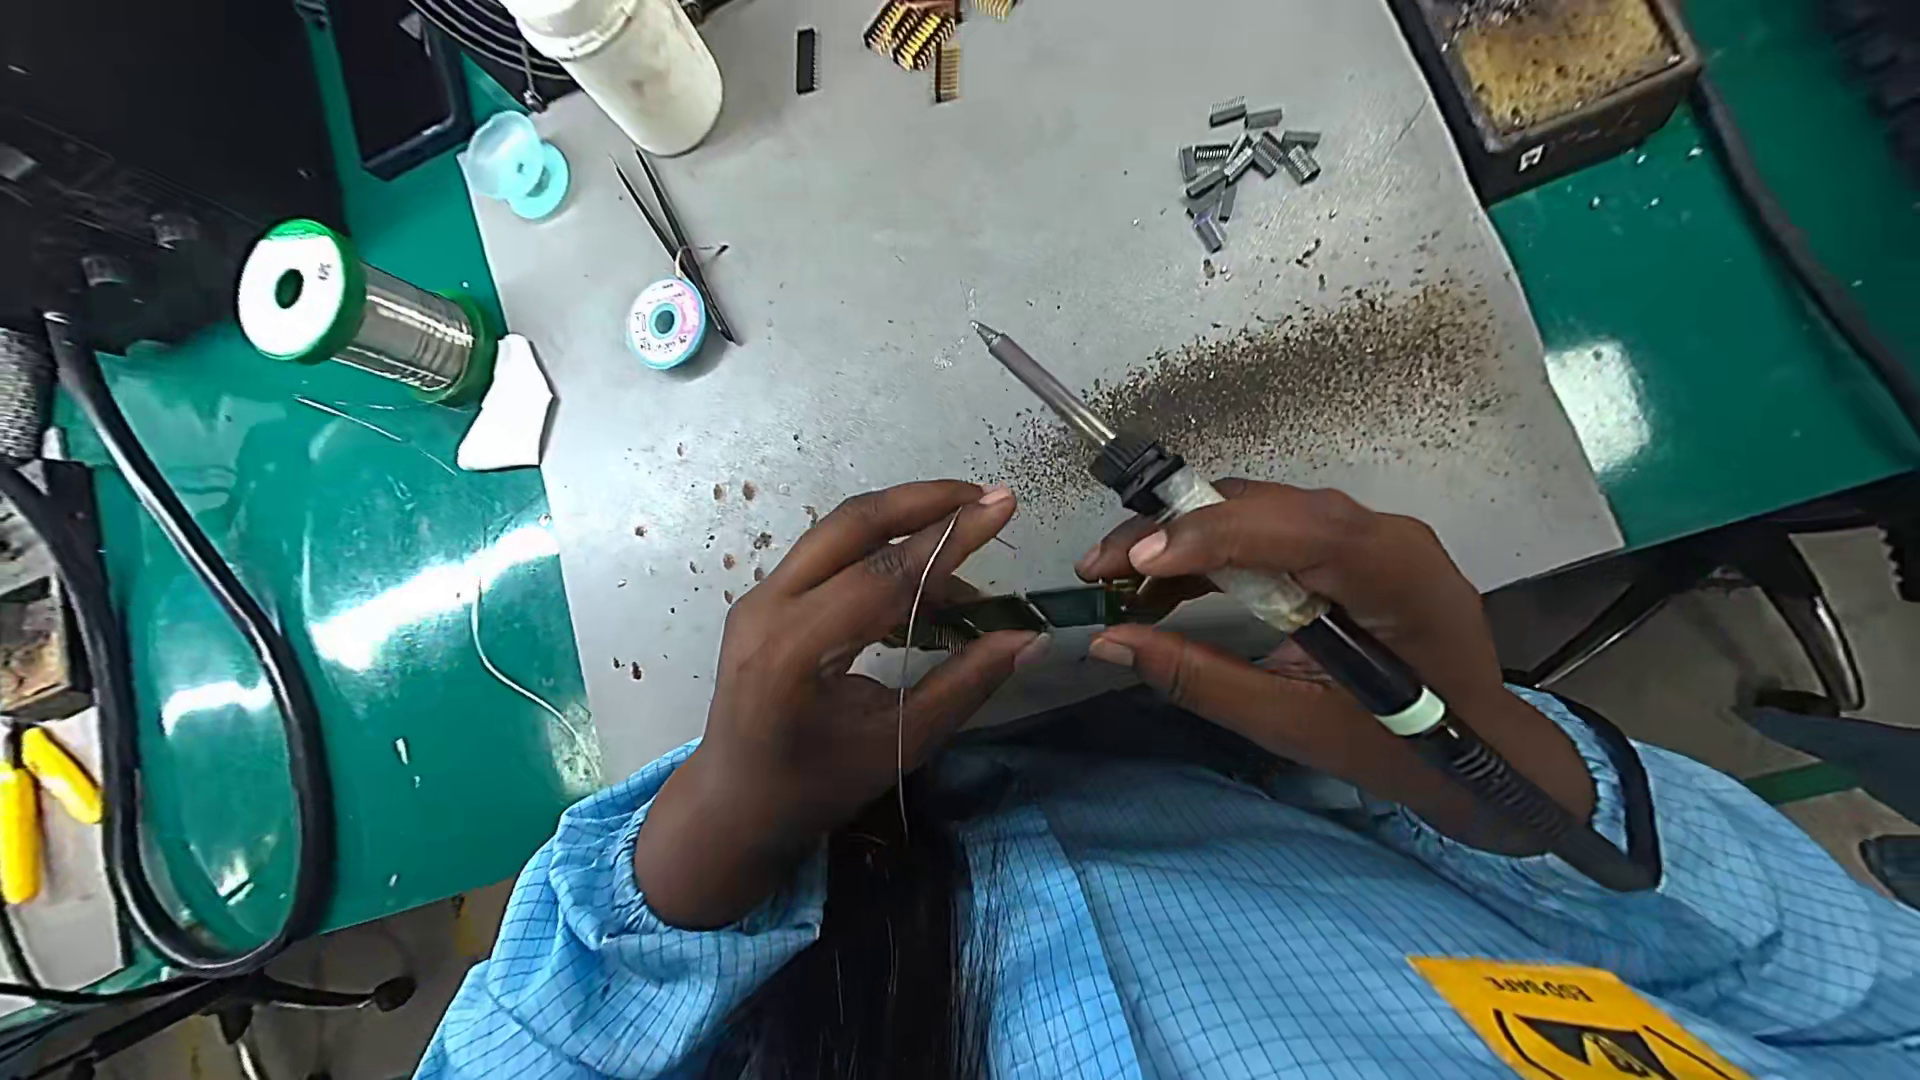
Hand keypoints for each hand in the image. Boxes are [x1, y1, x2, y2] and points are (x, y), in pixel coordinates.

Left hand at [636, 481, 1046, 927]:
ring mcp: (759, 596)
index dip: (951, 537)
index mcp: (794, 651)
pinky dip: (882, 549)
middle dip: (924, 501)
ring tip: (964, 535)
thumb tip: (1028, 637)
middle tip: (984, 497)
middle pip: (852, 524)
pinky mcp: (766, 595)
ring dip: (904, 520)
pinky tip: (923, 575)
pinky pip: (830, 552)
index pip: (885, 574)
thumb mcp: (898, 743)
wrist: (734, 803)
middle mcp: (767, 607)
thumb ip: (966, 683)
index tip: (1002, 505)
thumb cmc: (815, 786)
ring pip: (839, 529)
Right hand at [1075, 479, 1593, 851]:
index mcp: (1396, 576)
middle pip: (1260, 505)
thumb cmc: (1401, 746)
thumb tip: (1110, 642)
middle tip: (1099, 569)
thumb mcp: (1293, 725)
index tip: (1139, 564)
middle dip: (1171, 532)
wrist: (1478, 745)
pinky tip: (1158, 584)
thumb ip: (1201, 678)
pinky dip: (1197, 551)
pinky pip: (1251, 528)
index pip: (1302, 530)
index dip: (1214, 535)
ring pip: (1246, 508)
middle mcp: (1377, 532)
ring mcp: (1354, 531)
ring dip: (1174, 537)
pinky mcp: (1329, 542)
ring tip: (1115, 577)